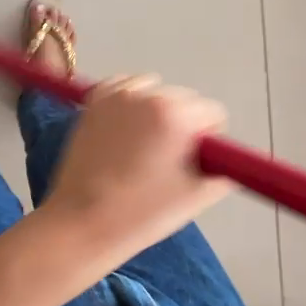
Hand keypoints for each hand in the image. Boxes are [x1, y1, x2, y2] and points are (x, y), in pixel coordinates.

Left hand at [40, 75, 232, 265]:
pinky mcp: (92, 101)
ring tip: (145, 144)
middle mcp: (145, 94)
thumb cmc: (143, 212)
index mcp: (175, 114)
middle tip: (170, 158)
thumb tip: (222, 158)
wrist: (83, 219)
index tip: (197, 160)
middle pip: (183, 98)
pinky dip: (130, 100)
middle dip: (185, 122)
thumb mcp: (197, 195)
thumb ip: (222, 169)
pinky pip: (122, 87)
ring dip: (157, 108)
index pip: (212, 111)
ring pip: (153, 89)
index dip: (210, 137)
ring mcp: (114, 95)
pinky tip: (126, 127)